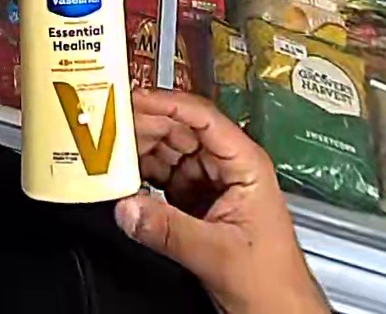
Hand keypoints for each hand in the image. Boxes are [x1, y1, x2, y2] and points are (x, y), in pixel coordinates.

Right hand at [115, 88, 328, 313]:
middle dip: (146, 124)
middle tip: (111, 121)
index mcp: (244, 162)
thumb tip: (127, 207)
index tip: (135, 98)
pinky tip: (124, 175)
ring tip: (111, 146)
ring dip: (141, 148)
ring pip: (169, 150)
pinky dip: (142, 174)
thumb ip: (169, 230)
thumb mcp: (219, 255)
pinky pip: (163, 175)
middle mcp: (226, 164)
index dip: (167, 103)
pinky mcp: (196, 201)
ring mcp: (210, 181)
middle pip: (181, 129)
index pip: (202, 117)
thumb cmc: (275, 287)